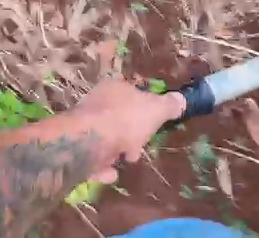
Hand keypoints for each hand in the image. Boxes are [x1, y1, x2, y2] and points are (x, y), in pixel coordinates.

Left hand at [67, 80, 185, 180]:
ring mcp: (85, 123)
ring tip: (125, 160)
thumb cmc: (124, 119)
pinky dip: (103, 165)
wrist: (88, 141)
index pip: (131, 93)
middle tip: (138, 147)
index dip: (144, 110)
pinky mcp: (77, 146)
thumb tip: (181, 99)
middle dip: (131, 134)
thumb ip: (168, 105)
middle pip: (119, 117)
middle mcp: (97, 101)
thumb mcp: (155, 110)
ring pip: (106, 137)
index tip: (152, 126)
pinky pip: (94, 157)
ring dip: (118, 151)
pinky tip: (111, 172)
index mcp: (114, 87)